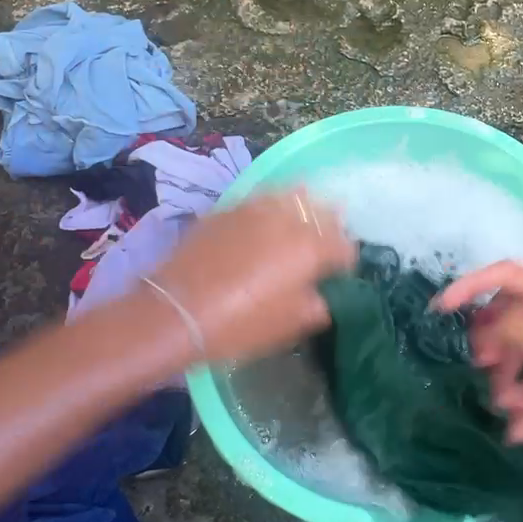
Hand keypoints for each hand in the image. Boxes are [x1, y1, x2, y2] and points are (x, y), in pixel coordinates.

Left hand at [140, 191, 354, 364]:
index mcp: (311, 249)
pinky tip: (265, 222)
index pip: (345, 246)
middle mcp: (289, 220)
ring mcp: (256, 209)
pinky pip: (260, 199)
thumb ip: (316, 305)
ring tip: (299, 222)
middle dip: (329, 227)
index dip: (346, 260)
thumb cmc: (239, 325)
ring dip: (303, 208)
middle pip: (323, 213)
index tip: (339, 273)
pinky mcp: (228, 208)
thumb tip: (322, 295)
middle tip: (323, 244)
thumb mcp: (288, 325)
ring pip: (293, 196)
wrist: (176, 312)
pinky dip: (271, 207)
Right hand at [433, 261, 522, 464]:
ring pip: (517, 355)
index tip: (440, 309)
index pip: (506, 274)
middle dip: (492, 346)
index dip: (471, 285)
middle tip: (483, 369)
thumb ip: (516, 325)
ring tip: (510, 412)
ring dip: (507, 383)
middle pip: (508, 317)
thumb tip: (488, 323)